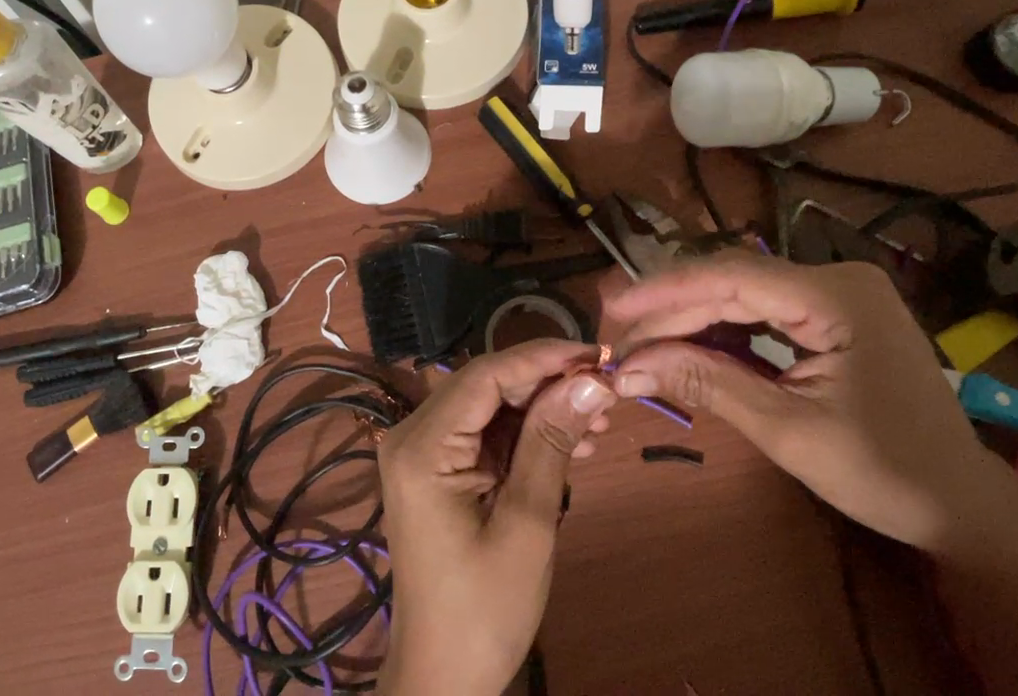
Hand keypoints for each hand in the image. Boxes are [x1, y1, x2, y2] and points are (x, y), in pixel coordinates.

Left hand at [376, 339, 616, 695]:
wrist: (444, 673)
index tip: (597, 354)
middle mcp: (411, 436)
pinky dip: (526, 437)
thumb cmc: (485, 607)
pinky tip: (572, 447)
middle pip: (485, 386)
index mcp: (421, 446)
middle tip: (607, 392)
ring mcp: (420, 453)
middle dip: (546, 384)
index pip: (484, 375)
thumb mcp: (527, 521)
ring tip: (600, 424)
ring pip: (488, 408)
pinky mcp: (435, 472)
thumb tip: (591, 380)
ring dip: (541, 411)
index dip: (542, 357)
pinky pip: (483, 436)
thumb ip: (551, 442)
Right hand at [604, 252, 1016, 551]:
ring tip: (641, 343)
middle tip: (618, 336)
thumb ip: (706, 383)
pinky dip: (721, 331)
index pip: (731, 278)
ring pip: (741, 295)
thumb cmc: (883, 470)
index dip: (664, 291)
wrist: (960, 504)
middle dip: (672, 310)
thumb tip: (628, 367)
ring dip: (691, 320)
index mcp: (837, 297)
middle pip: (732, 283)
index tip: (610, 308)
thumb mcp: (786, 429)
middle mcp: (837, 279)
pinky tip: (687, 347)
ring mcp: (837, 295)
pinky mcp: (833, 316)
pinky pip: (761, 312)